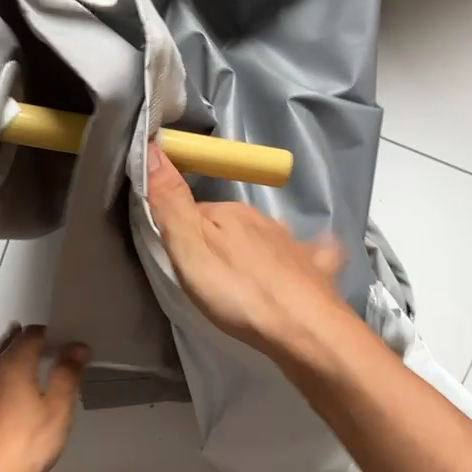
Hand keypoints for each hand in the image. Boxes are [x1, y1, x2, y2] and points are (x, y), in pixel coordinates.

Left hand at [0, 325, 87, 471]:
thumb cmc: (31, 443)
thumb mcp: (59, 408)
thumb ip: (68, 374)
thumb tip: (77, 347)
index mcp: (17, 368)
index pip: (31, 339)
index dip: (46, 334)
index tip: (61, 336)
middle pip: (9, 348)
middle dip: (24, 339)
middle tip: (39, 336)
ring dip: (3, 351)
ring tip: (11, 340)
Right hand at [144, 141, 349, 361]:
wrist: (302, 327)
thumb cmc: (238, 290)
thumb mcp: (190, 247)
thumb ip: (170, 201)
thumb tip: (154, 143)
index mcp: (231, 214)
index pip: (197, 211)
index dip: (182, 228)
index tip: (173, 251)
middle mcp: (265, 222)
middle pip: (231, 225)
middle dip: (217, 239)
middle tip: (203, 271)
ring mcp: (294, 245)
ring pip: (268, 237)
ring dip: (254, 248)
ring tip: (243, 272)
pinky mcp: (317, 272)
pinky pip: (314, 255)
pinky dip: (310, 254)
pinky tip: (311, 260)